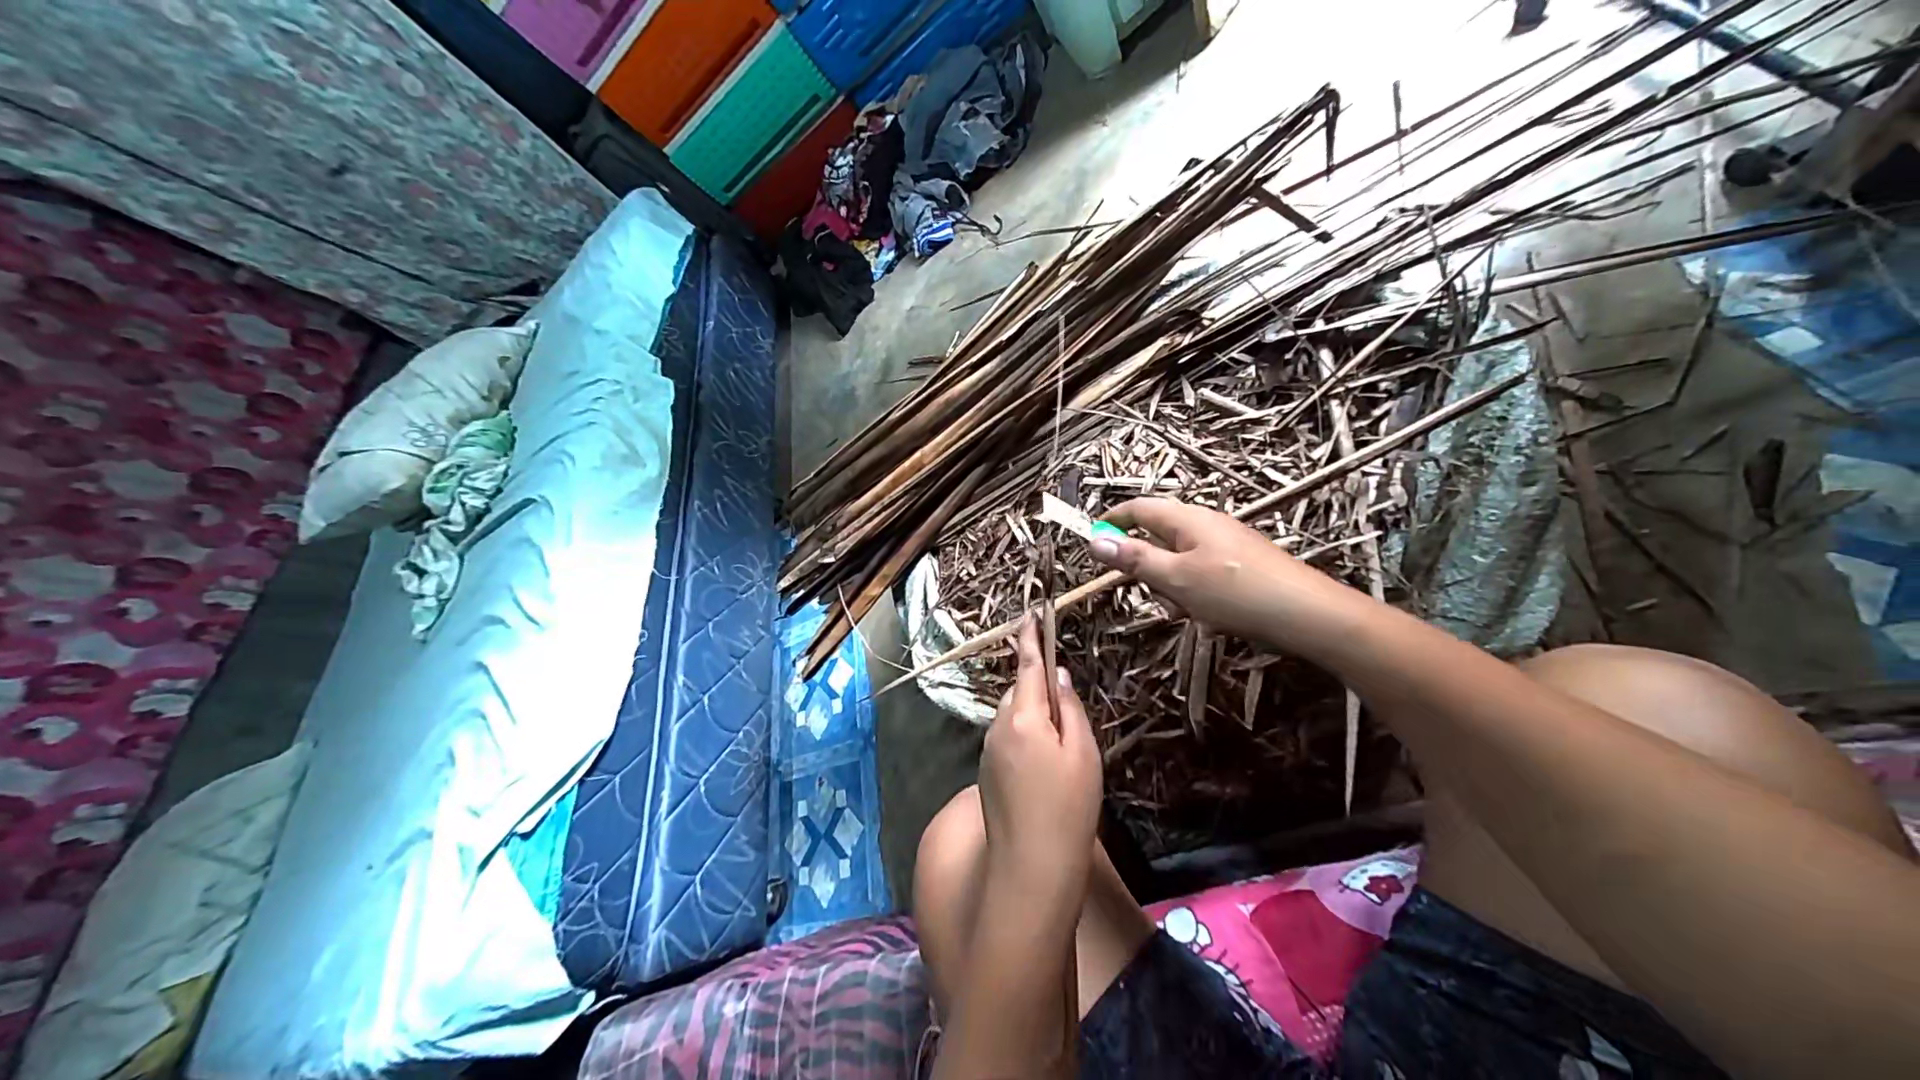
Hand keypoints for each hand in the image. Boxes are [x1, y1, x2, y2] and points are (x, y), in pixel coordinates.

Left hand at [978, 615, 1101, 898]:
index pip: (1027, 666)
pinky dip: (1023, 736)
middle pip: (1018, 692)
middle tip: (1066, 707)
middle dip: (1036, 688)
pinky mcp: (986, 772)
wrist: (1031, 865)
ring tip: (1060, 744)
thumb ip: (1069, 709)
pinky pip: (1006, 738)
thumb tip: (1058, 676)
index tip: (1031, 615)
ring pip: (1011, 716)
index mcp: (1022, 716)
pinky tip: (1043, 766)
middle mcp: (997, 727)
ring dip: (1030, 715)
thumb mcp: (1083, 753)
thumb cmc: (1069, 806)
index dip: (1032, 639)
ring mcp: (988, 751)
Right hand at [1090, 497, 1363, 655]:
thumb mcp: (1175, 579)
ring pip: (1179, 562)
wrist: (1308, 615)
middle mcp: (1206, 524)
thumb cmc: (1235, 593)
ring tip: (1189, 612)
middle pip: (1158, 537)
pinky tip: (1212, 618)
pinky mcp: (1241, 566)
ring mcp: (1226, 545)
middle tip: (1156, 595)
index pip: (1138, 507)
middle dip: (1148, 567)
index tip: (1091, 542)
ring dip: (1173, 587)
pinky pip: (1202, 575)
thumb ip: (1134, 559)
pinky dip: (1196, 595)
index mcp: (1187, 519)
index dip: (1111, 521)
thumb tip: (1095, 540)